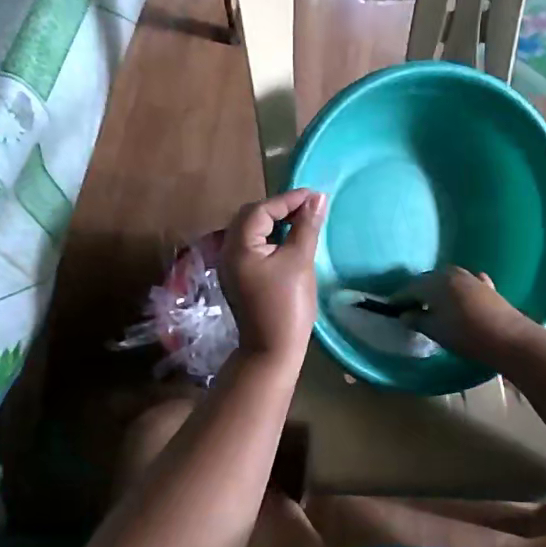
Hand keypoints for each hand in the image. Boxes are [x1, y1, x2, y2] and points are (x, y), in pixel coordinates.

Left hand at [221, 189, 326, 363]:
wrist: (272, 350)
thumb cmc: (288, 305)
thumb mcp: (300, 261)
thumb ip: (307, 226)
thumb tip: (318, 197)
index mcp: (239, 246)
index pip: (261, 210)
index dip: (288, 199)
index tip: (315, 196)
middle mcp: (228, 252)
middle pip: (250, 217)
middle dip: (278, 208)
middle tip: (307, 208)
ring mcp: (230, 266)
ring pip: (250, 232)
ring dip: (274, 223)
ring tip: (301, 222)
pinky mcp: (238, 277)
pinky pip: (251, 247)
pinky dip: (269, 238)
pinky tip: (288, 241)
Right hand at [397, 266, 535, 362]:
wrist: (510, 338)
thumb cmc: (466, 335)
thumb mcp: (436, 330)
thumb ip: (417, 320)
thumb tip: (405, 315)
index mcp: (435, 282)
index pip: (410, 288)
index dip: (399, 299)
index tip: (390, 308)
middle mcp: (452, 273)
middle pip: (428, 281)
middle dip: (417, 292)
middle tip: (409, 307)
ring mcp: (472, 278)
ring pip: (447, 280)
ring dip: (437, 290)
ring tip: (431, 305)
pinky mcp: (488, 287)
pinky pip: (466, 284)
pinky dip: (457, 291)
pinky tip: (458, 298)